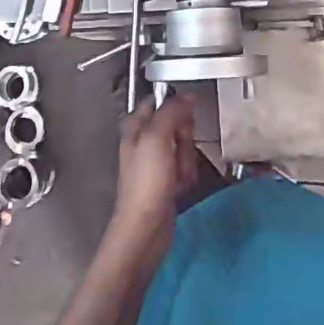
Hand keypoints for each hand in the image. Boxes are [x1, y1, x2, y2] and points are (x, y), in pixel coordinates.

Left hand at [114, 94, 196, 233]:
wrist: (145, 229)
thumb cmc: (147, 181)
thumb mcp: (157, 137)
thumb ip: (171, 112)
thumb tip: (186, 96)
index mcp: (136, 126)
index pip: (161, 102)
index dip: (177, 109)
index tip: (185, 120)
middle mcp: (144, 140)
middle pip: (177, 125)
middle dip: (184, 140)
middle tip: (177, 154)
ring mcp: (155, 161)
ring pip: (184, 147)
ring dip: (186, 162)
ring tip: (177, 176)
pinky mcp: (166, 180)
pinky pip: (184, 168)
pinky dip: (186, 177)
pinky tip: (179, 187)